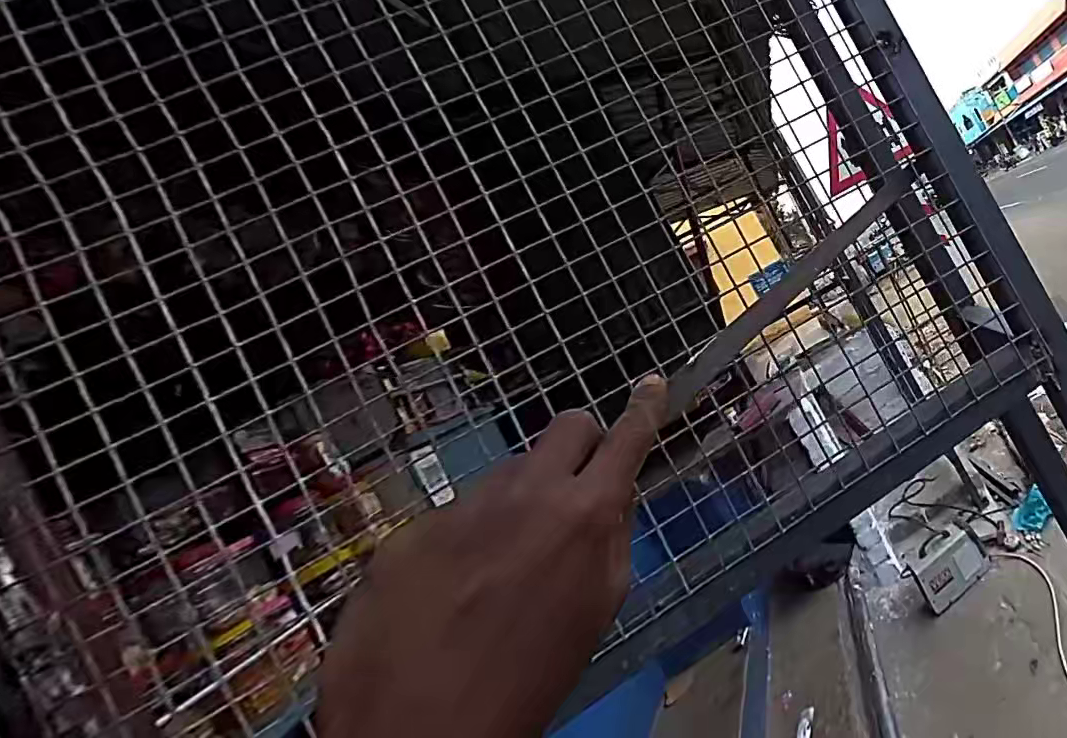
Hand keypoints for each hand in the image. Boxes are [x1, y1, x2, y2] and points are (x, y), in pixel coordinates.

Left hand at [319, 374, 667, 737]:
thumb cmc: (528, 681)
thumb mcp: (595, 611)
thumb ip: (612, 539)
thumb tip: (613, 497)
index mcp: (583, 516)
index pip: (626, 439)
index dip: (644, 408)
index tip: (652, 384)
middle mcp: (527, 491)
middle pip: (568, 425)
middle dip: (582, 445)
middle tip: (573, 485)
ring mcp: (466, 503)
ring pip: (510, 473)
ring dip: (519, 500)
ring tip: (498, 565)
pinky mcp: (414, 525)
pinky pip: (457, 513)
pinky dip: (466, 537)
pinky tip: (450, 587)